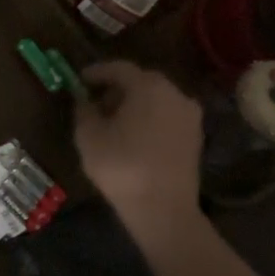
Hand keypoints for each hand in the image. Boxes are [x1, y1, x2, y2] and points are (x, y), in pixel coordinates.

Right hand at [73, 61, 203, 221]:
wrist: (162, 207)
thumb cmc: (120, 165)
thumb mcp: (88, 135)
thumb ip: (84, 110)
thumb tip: (85, 100)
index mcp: (148, 87)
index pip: (119, 68)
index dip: (96, 72)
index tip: (79, 80)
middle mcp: (175, 94)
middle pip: (142, 81)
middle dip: (117, 88)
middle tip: (96, 101)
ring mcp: (190, 115)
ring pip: (157, 99)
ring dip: (134, 103)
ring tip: (113, 121)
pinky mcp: (196, 136)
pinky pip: (167, 116)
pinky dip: (149, 118)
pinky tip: (133, 135)